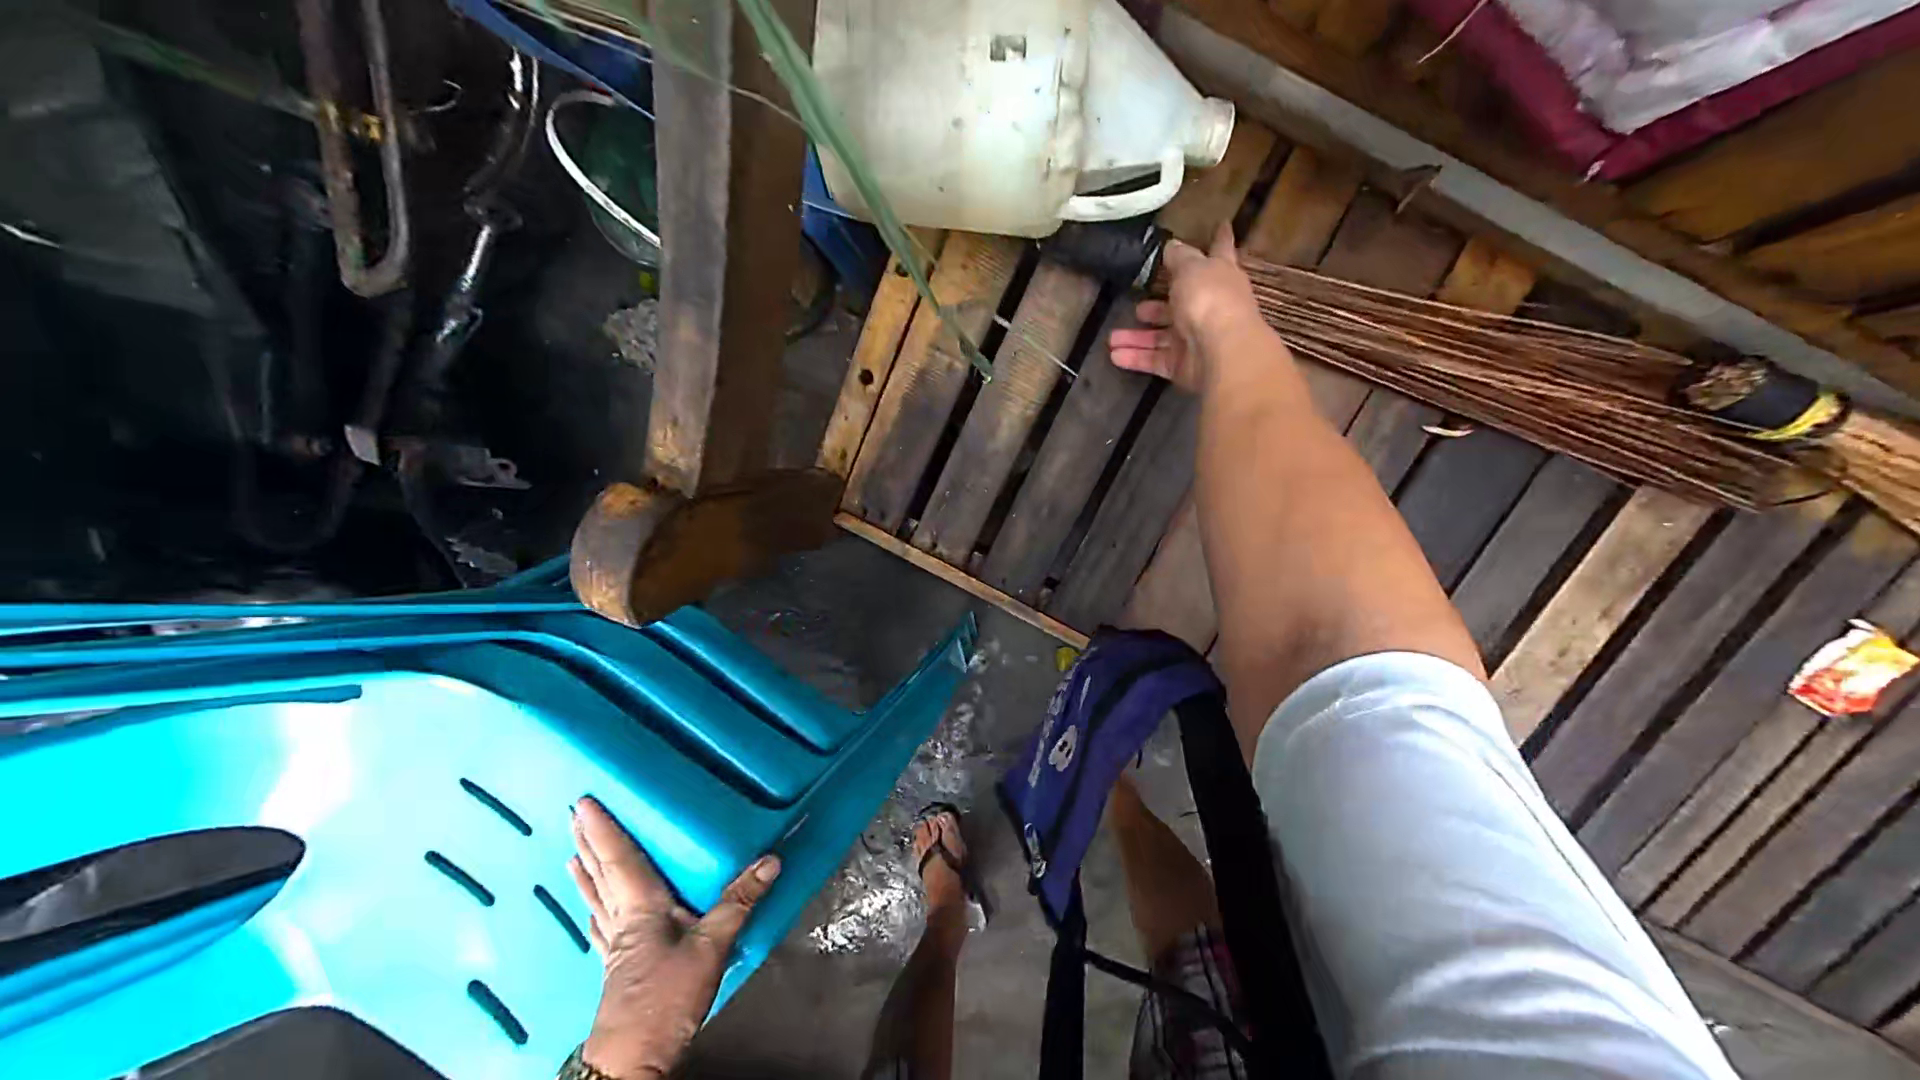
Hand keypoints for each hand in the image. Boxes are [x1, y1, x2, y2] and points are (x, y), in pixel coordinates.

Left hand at [568, 795, 780, 1078]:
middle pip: (601, 875)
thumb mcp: (711, 947)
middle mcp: (621, 920)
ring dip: (586, 873)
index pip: (618, 860)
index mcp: (640, 907)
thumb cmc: (665, 998)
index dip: (603, 831)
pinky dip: (593, 907)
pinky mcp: (616, 967)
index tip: (583, 803)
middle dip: (589, 844)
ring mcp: (614, 946)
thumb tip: (770, 860)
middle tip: (574, 817)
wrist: (631, 1062)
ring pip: (596, 898)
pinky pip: (600, 923)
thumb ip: (738, 902)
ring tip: (573, 854)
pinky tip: (593, 910)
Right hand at [1108, 222, 1267, 392]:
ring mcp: (1196, 338)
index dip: (1220, 238)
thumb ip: (1179, 258)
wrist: (1222, 351)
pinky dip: (1136, 357)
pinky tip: (1114, 355)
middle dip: (1159, 306)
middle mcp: (1209, 306)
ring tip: (1112, 337)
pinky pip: (1155, 359)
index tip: (1222, 224)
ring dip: (1137, 336)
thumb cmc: (1209, 299)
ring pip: (1161, 336)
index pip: (1219, 250)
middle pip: (1180, 304)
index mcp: (1218, 275)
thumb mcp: (1191, 268)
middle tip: (1138, 306)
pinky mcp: (1183, 364)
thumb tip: (1172, 245)